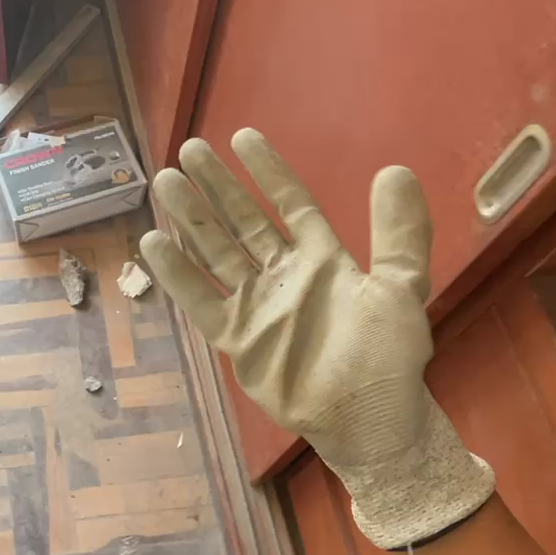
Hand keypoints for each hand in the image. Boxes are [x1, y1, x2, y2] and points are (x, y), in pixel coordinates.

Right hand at [138, 129, 493, 547]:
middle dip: (217, 185)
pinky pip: (200, 299)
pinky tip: (153, 243)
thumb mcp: (402, 288)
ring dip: (191, 218)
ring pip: (215, 251)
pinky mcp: (234, 337)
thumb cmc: (387, 356)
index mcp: (321, 259)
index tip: (243, 137)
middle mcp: (282, 275)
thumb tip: (395, 169)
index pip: (289, 204)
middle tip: (189, 149)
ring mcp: (255, 305)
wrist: (365, 417)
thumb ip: (400, 233)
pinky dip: (178, 274)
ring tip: (166, 181)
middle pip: (242, 221)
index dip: (267, 172)